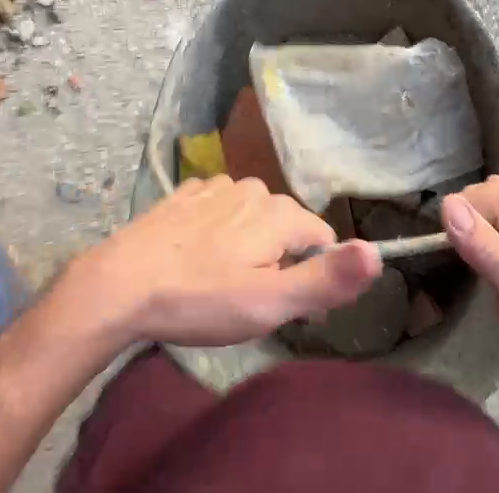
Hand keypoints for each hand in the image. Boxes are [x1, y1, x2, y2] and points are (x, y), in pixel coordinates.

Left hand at [64, 175, 383, 347]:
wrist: (120, 284)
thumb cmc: (199, 299)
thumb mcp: (270, 303)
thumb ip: (328, 280)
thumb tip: (377, 253)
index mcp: (279, 213)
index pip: (323, 243)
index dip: (312, 280)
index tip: (287, 311)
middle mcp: (252, 189)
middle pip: (286, 230)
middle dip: (277, 262)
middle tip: (247, 301)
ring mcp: (215, 187)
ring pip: (252, 220)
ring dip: (246, 248)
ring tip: (218, 283)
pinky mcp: (185, 194)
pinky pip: (219, 212)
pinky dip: (216, 234)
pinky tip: (194, 258)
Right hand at [442, 174, 498, 372]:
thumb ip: (483, 247)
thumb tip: (448, 206)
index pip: (463, 202)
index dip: (463, 238)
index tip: (480, 268)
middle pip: (472, 199)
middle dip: (473, 234)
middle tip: (495, 271)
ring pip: (479, 204)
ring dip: (481, 234)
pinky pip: (493, 209)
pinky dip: (492, 232)